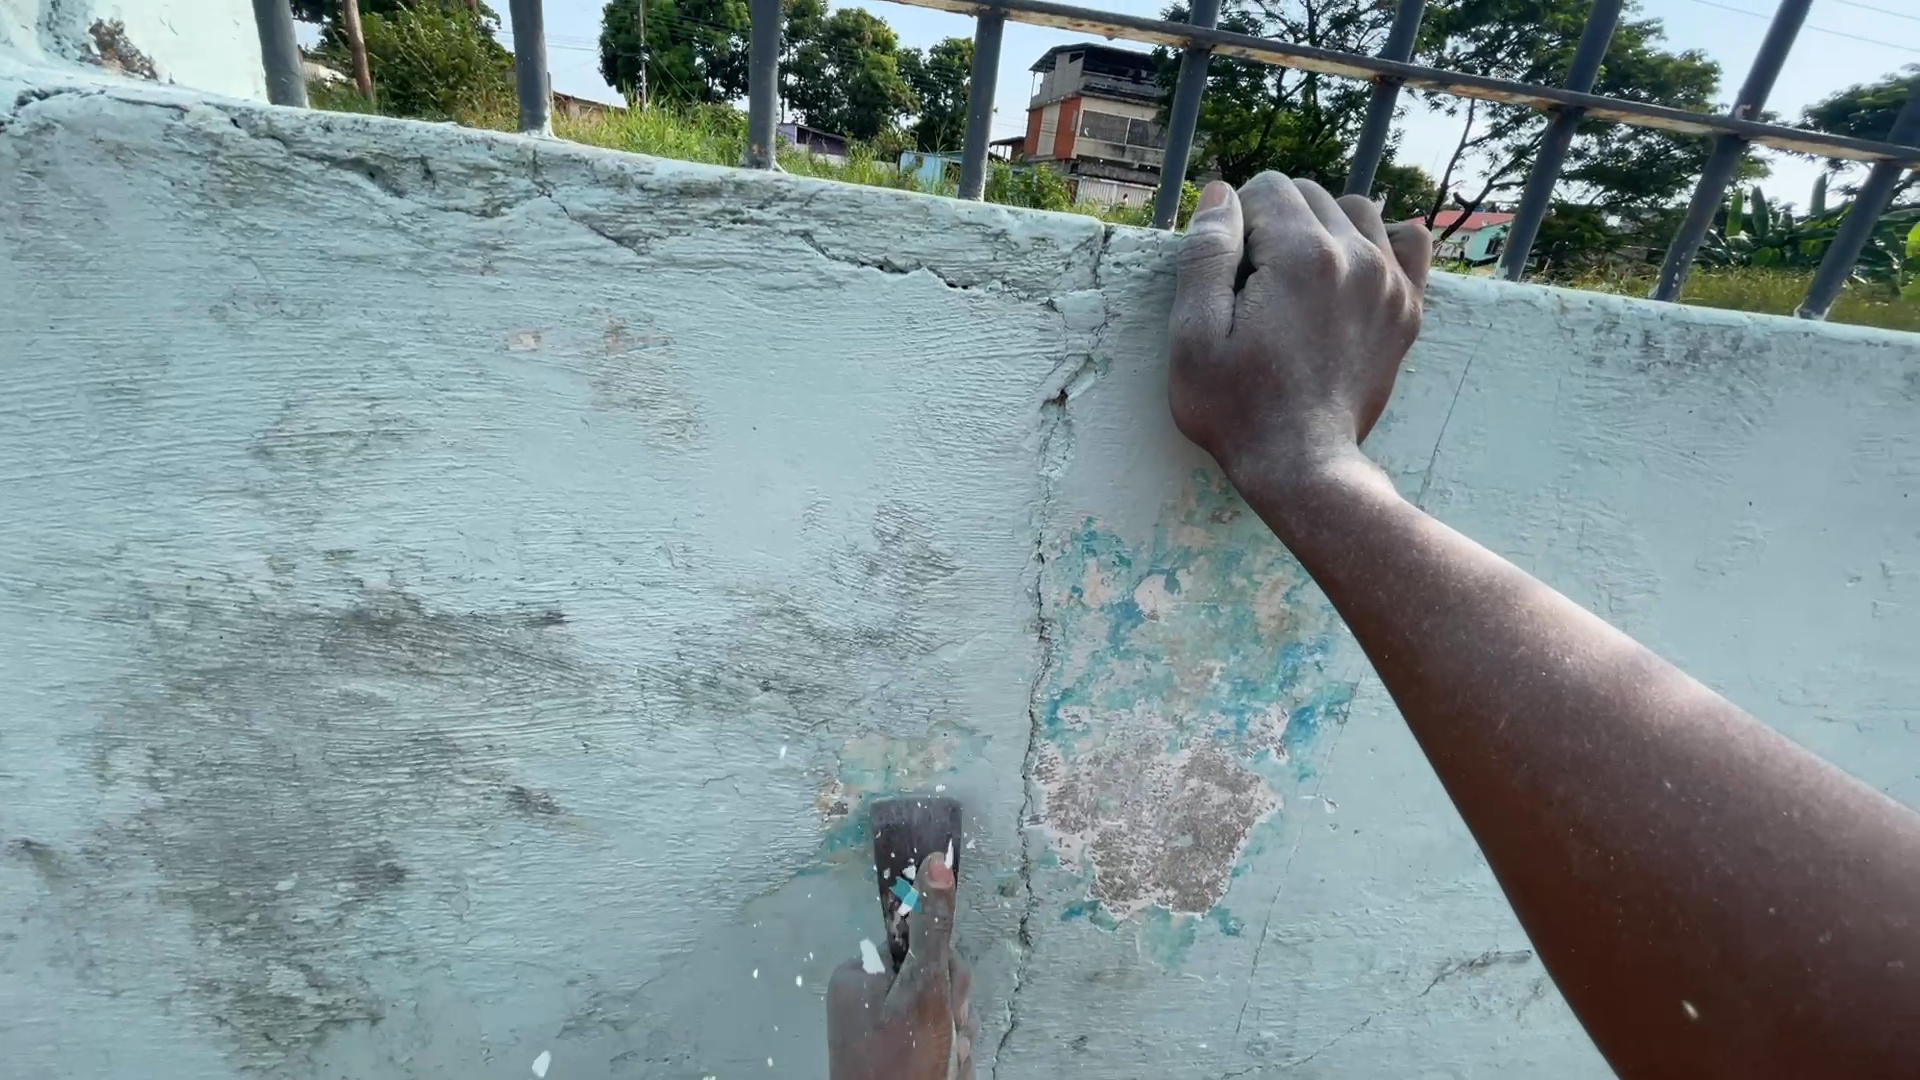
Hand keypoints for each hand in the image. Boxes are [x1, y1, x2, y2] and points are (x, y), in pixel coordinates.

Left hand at [827, 853, 975, 1079]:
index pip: (916, 942)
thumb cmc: (903, 1062)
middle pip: (930, 973)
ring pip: (938, 1005)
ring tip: (946, 1055)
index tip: (943, 994)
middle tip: (947, 1030)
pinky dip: (948, 1051)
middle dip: (950, 1002)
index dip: (940, 967)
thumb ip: (933, 926)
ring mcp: (880, 1027)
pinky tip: (946, 1067)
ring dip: (955, 1029)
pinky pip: (934, 1034)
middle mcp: (864, 996)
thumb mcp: (924, 987)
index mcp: (857, 973)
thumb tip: (937, 860)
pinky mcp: (897, 1052)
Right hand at [1167, 173, 1430, 502]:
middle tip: (1249, 286)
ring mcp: (1390, 281)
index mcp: (1300, 256)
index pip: (1265, 188)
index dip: (1232, 224)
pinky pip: (1407, 242)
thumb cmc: (1235, 409)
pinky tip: (1350, 271)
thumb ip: (1203, 258)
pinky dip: (1378, 242)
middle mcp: (1356, 255)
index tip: (1222, 274)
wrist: (1300, 465)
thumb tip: (1219, 195)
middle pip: (1309, 194)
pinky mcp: (1407, 309)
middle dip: (1271, 225)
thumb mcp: (1192, 339)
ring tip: (1292, 281)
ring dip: (1318, 229)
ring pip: (1355, 210)